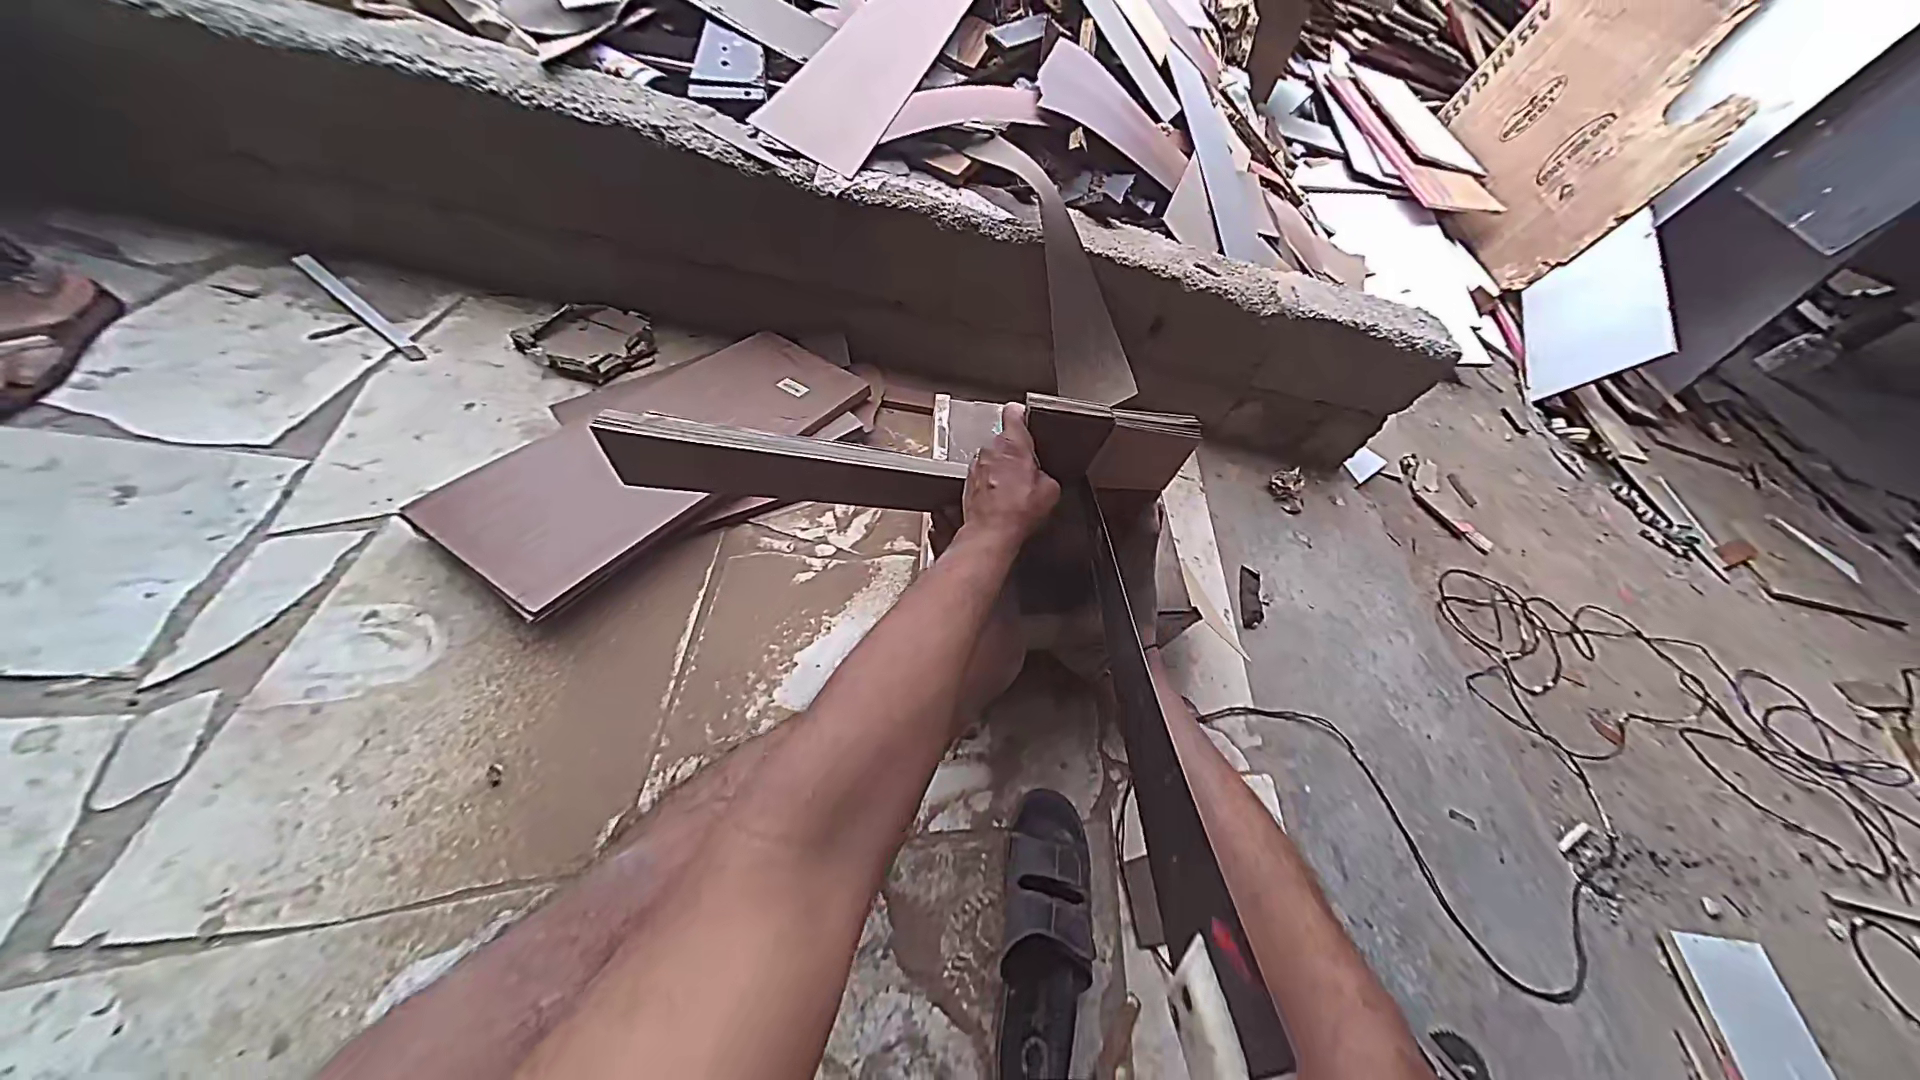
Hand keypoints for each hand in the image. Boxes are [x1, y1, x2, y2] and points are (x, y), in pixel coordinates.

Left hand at [961, 402, 1060, 545]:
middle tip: (1026, 470)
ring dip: (1000, 468)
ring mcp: (976, 465)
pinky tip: (1000, 498)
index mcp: (1013, 444)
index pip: (1013, 412)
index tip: (1025, 418)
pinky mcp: (968, 481)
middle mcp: (990, 450)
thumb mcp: (1050, 490)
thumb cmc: (1017, 511)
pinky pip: (982, 474)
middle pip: (1004, 439)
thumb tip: (1042, 476)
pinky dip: (990, 482)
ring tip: (1012, 489)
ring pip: (992, 458)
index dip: (1021, 414)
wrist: (991, 532)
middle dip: (1014, 452)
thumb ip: (1047, 474)